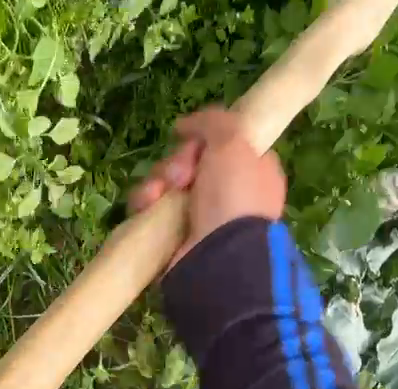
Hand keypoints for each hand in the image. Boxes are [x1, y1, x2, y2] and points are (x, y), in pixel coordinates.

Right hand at [127, 107, 287, 264]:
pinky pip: (152, 210)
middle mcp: (227, 197)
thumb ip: (213, 121)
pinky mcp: (173, 239)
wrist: (218, 258)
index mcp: (252, 174)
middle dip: (176, 164)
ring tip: (158, 194)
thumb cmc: (234, 196)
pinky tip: (147, 205)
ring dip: (157, 182)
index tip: (196, 144)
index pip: (222, 146)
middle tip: (180, 176)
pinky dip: (145, 204)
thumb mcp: (233, 141)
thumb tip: (184, 125)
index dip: (205, 141)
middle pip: (189, 164)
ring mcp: (199, 220)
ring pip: (167, 185)